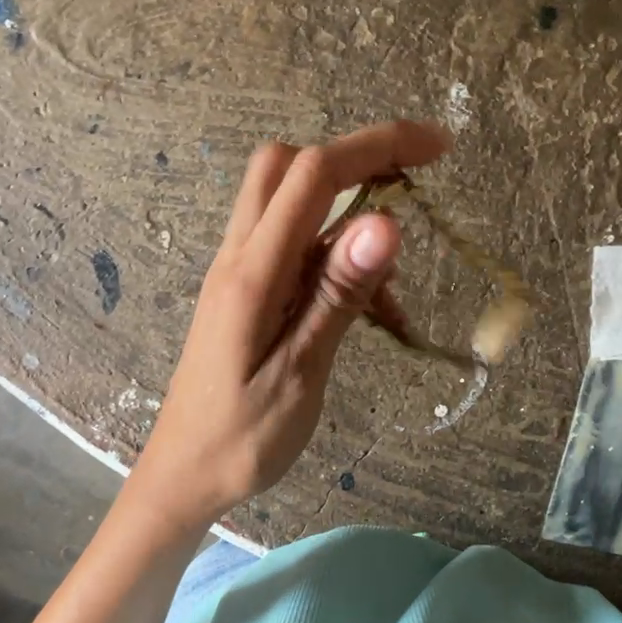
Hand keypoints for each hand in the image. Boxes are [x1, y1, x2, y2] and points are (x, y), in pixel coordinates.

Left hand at [128, 121, 450, 528]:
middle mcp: (236, 260)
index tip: (439, 149)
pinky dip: (328, 260)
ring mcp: (234, 278)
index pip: (313, 175)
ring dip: (343, 222)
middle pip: (286, 167)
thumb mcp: (300, 373)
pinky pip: (285, 251)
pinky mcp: (239, 299)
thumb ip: (336, 296)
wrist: (182, 477)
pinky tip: (360, 312)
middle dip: (352, 162)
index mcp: (252, 275)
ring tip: (388, 295)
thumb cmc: (240, 442)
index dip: (378, 145)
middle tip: (409, 194)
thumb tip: (384, 222)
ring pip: (284, 207)